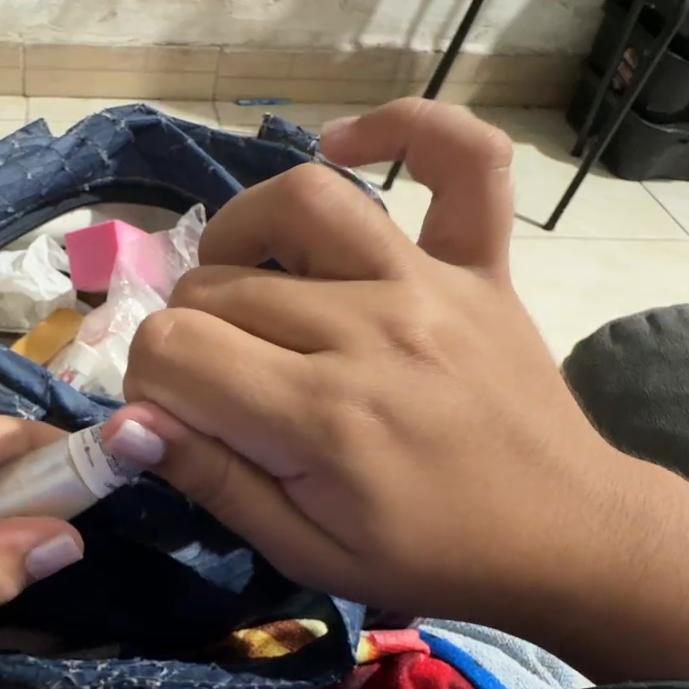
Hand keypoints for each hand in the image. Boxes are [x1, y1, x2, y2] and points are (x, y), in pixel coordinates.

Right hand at [117, 97, 647, 627]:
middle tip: (214, 386)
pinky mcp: (480, 266)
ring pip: (299, 203)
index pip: (173, 350)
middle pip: (215, 286)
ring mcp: (429, 285)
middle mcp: (367, 330)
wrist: (562, 538)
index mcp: (318, 418)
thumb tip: (125, 425)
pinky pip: (462, 160)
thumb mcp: (303, 552)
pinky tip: (347, 145)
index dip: (147, 383)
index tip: (174, 419)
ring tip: (243, 286)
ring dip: (242, 238)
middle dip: (185, 337)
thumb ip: (212, 481)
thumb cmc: (425, 558)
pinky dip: (404, 129)